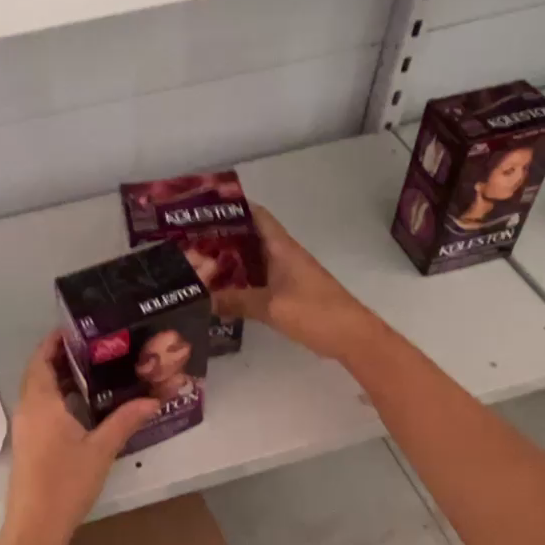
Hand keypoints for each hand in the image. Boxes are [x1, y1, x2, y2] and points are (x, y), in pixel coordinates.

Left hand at [5, 332, 158, 544]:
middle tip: (95, 346)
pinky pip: (39, 406)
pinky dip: (56, 396)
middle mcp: (28, 408)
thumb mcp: (101, 449)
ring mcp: (25, 427)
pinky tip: (82, 404)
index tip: (80, 328)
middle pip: (39, 371)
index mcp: (41, 402)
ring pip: (38, 390)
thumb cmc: (66, 483)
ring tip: (93, 369)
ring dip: (59, 377)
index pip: (41, 358)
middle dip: (62, 356)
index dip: (56, 340)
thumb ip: (125, 420)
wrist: (36, 527)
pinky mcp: (27, 442)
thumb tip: (153, 398)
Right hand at [214, 205, 389, 362]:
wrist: (353, 337)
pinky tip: (223, 291)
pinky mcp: (290, 293)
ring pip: (254, 259)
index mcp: (282, 248)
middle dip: (223, 237)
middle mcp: (284, 255)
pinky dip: (242, 281)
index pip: (256, 215)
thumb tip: (201, 299)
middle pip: (250, 237)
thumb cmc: (315, 313)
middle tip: (190, 241)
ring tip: (199, 264)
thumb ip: (236, 301)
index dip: (232, 207)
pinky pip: (260, 279)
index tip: (204, 209)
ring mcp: (288, 274)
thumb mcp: (271, 307)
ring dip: (231, 261)